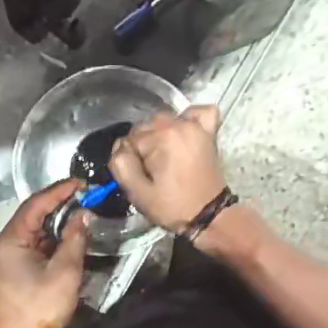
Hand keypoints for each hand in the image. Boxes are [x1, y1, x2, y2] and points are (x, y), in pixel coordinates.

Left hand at [0, 178, 90, 327]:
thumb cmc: (42, 309)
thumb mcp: (65, 271)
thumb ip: (74, 238)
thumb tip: (83, 214)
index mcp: (8, 241)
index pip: (35, 205)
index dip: (59, 191)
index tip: (81, 183)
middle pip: (31, 215)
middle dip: (58, 206)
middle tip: (84, 197)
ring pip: (30, 230)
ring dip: (53, 223)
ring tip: (79, 213)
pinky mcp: (5, 267)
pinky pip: (28, 243)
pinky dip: (46, 239)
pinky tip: (64, 235)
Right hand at [109, 105, 226, 232]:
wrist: (209, 215)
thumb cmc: (172, 206)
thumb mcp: (138, 193)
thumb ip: (121, 165)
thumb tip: (119, 149)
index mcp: (161, 138)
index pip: (128, 140)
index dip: (129, 160)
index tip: (138, 178)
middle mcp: (178, 124)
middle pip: (144, 127)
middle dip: (141, 147)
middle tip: (150, 171)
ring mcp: (196, 126)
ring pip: (163, 119)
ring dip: (158, 135)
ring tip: (163, 158)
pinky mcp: (208, 132)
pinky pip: (198, 112)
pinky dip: (188, 118)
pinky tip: (182, 133)